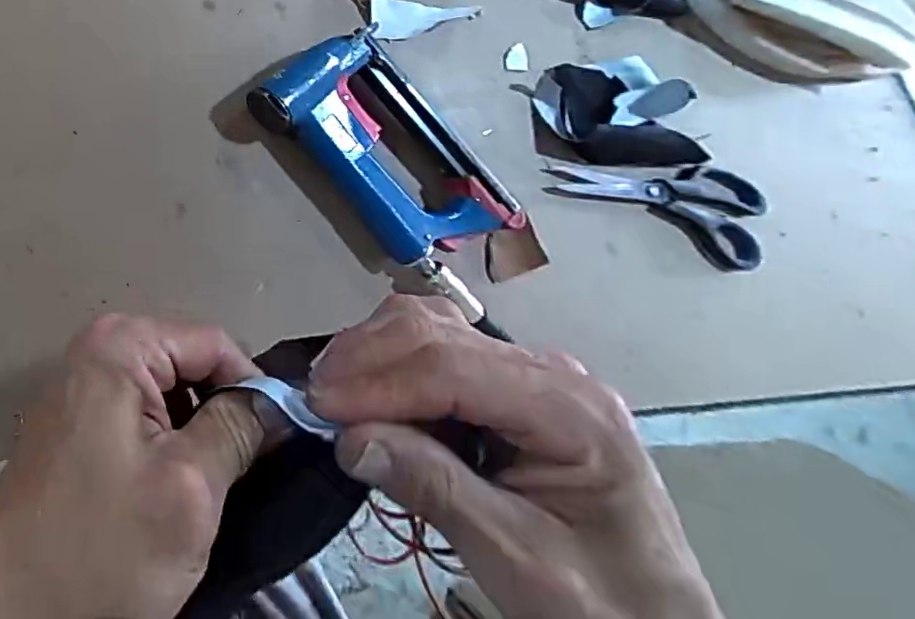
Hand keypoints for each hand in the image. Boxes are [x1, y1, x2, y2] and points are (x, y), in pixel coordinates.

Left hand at [0, 314, 276, 618]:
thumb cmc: (95, 548)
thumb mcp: (188, 487)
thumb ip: (238, 428)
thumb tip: (274, 401)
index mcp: (122, 344)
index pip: (216, 343)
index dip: (252, 389)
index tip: (273, 445)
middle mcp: (100, 349)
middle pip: (192, 365)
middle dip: (220, 416)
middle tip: (237, 476)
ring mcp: (84, 385)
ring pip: (171, 395)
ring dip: (194, 438)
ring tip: (202, 491)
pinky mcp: (78, 422)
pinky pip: (143, 416)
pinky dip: (166, 449)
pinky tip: (165, 493)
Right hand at [308, 295, 721, 618]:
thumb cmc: (602, 605)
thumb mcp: (522, 562)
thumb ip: (439, 492)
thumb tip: (350, 440)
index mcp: (568, 406)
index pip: (453, 367)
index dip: (378, 380)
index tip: (318, 407)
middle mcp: (548, 369)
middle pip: (438, 330)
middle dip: (366, 357)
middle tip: (312, 399)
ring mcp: (528, 371)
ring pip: (433, 324)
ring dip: (373, 349)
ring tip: (331, 392)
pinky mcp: (508, 383)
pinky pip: (439, 347)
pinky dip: (391, 359)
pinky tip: (366, 388)